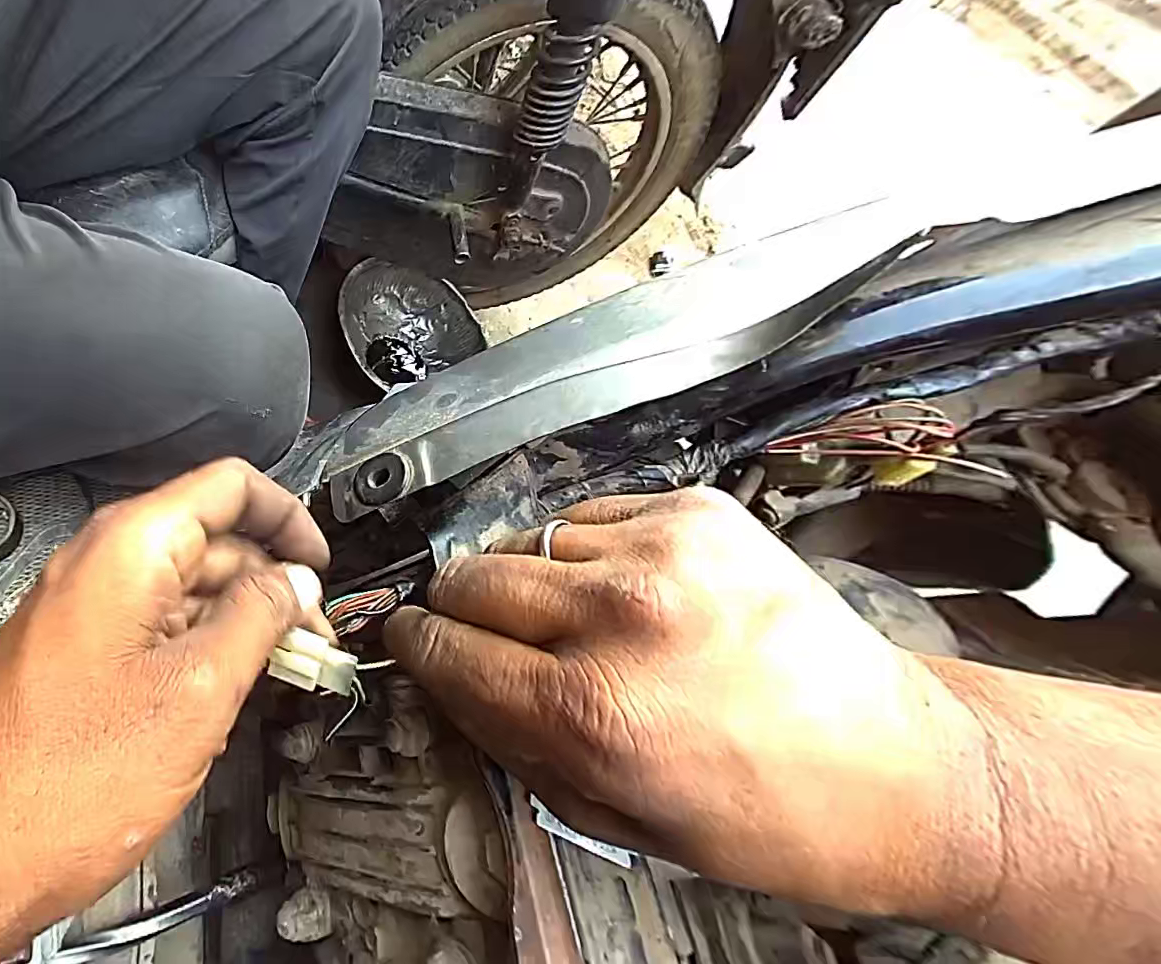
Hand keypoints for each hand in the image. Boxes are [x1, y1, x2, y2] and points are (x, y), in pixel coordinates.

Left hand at [0, 458, 328, 931]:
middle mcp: (103, 560)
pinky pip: (155, 622)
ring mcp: (88, 602)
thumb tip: (294, 581)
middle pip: (212, 539)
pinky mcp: (79, 643)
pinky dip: (198, 645)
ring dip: (236, 621)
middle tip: (307, 637)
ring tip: (271, 672)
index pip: (230, 486)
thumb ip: (258, 618)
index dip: (287, 516)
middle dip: (268, 582)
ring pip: (185, 585)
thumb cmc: (54, 779)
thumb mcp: (195, 690)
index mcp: (131, 545)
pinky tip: (218, 693)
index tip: (318, 560)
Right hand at [385, 488, 1002, 921]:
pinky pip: (579, 519)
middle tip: (484, 629)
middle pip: (466, 579)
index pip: (447, 648)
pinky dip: (579, 553)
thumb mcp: (610, 812)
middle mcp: (621, 617)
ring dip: (525, 579)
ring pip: (518, 543)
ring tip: (572, 614)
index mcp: (595, 710)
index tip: (406, 634)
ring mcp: (660, 551)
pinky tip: (622, 587)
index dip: (414, 642)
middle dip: (458, 608)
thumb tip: (440, 673)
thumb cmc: (764, 813)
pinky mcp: (693, 510)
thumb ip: (505, 737)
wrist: (919, 772)